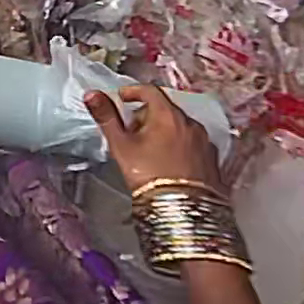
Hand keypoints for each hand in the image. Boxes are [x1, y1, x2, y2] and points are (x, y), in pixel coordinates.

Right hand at [84, 85, 220, 194]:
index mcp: (167, 115)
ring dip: (164, 130)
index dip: (133, 91)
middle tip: (132, 131)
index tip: (122, 98)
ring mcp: (204, 141)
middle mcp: (190, 123)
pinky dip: (179, 144)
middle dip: (146, 115)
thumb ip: (106, 117)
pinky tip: (169, 162)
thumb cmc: (149, 176)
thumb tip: (92, 95)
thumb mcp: (121, 146)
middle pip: (165, 108)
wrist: (184, 213)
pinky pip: (192, 142)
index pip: (149, 90)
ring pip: (180, 126)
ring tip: (149, 150)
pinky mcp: (212, 158)